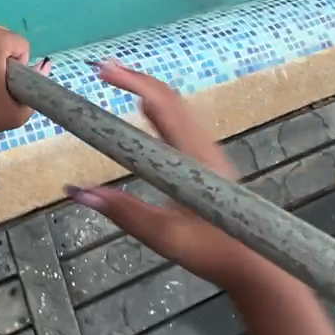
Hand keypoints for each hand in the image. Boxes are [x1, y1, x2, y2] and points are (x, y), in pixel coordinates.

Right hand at [66, 60, 286, 292]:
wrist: (257, 265)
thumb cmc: (213, 251)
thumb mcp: (164, 235)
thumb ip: (122, 211)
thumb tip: (78, 192)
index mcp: (192, 156)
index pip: (162, 104)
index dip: (133, 82)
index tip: (104, 70)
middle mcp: (201, 145)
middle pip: (169, 98)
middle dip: (136, 77)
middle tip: (104, 68)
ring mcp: (206, 151)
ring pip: (176, 107)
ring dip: (147, 88)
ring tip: (118, 79)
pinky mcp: (206, 160)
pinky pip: (180, 120)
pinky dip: (157, 104)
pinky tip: (144, 109)